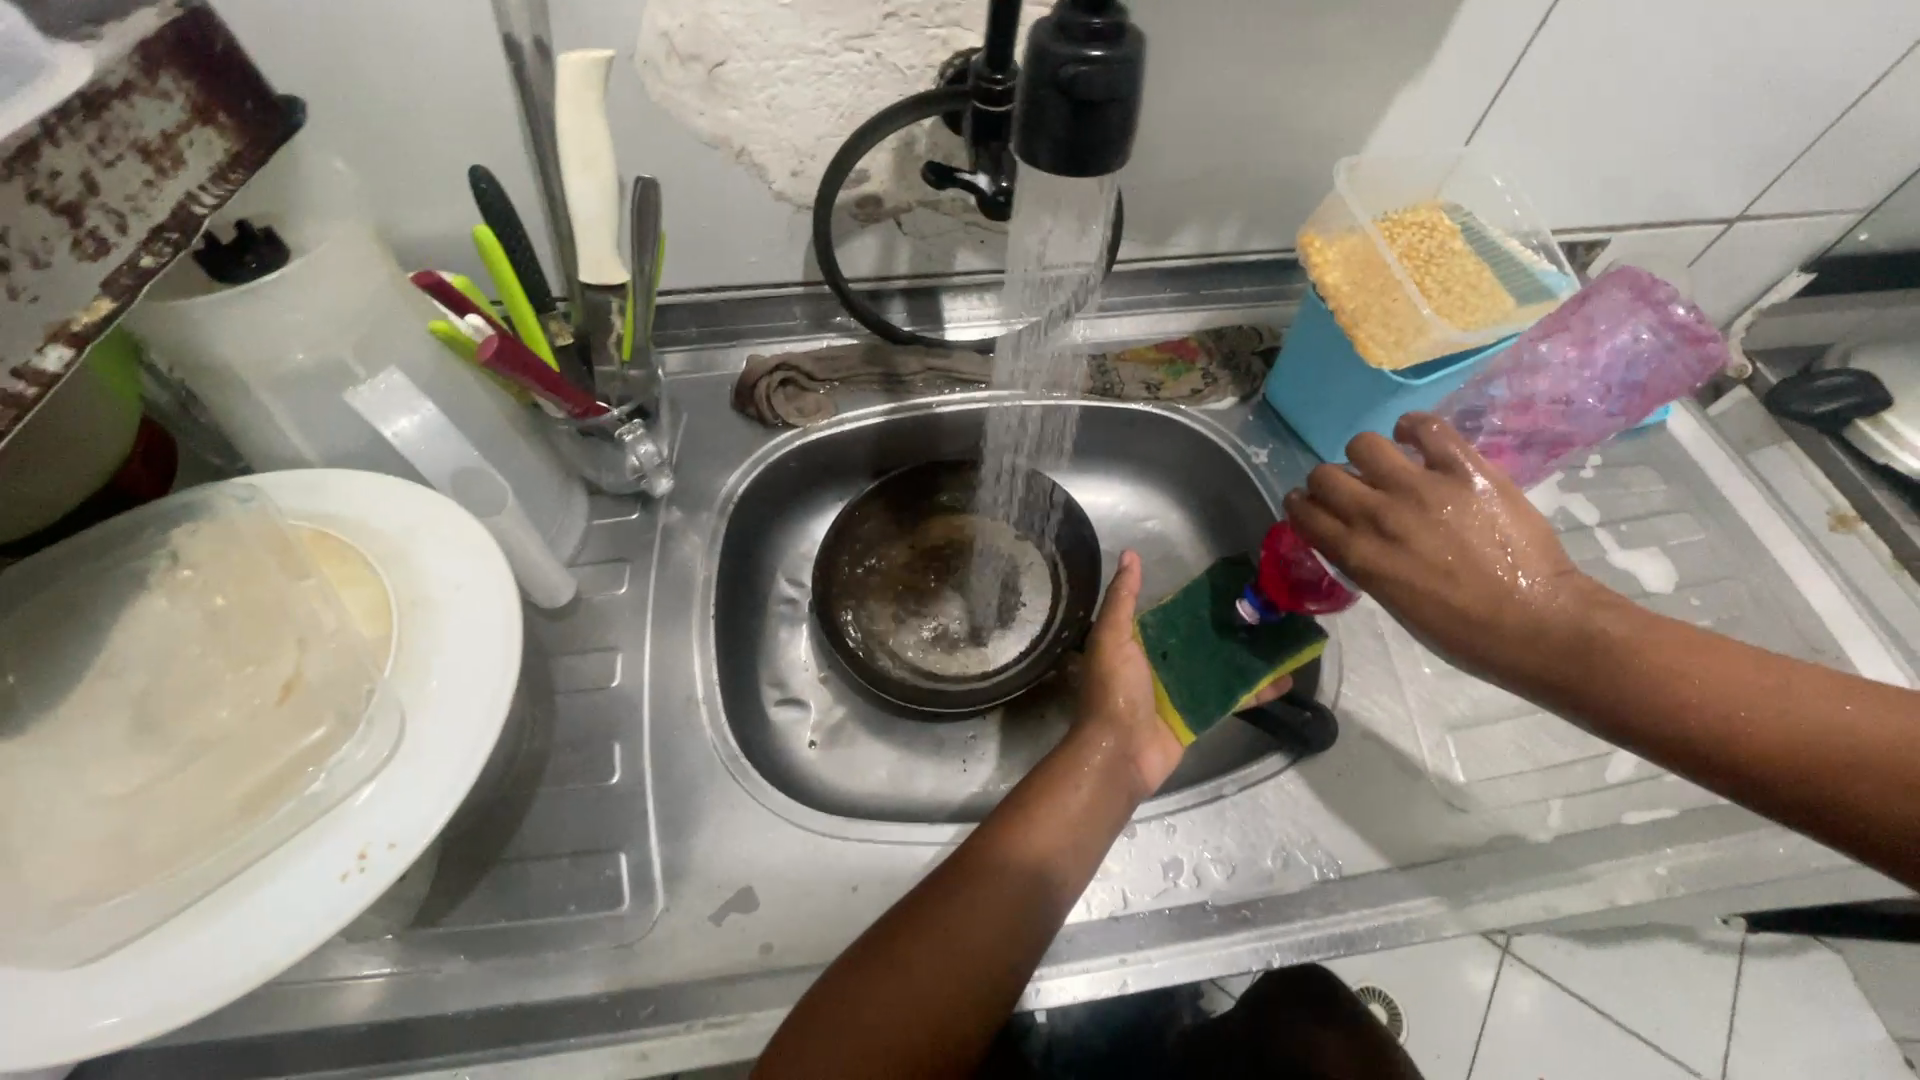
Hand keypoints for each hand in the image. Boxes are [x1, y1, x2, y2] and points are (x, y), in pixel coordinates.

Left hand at [1078, 551, 1289, 797]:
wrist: (1119, 754)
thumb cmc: (1114, 691)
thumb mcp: (1113, 638)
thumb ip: (1122, 598)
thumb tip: (1130, 555)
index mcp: (1136, 642)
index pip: (1170, 614)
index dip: (1197, 600)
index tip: (1231, 583)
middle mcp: (1160, 663)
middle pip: (1200, 640)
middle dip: (1231, 626)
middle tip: (1270, 609)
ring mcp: (1181, 691)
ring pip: (1220, 667)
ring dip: (1250, 656)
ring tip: (1286, 638)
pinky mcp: (1198, 715)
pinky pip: (1231, 698)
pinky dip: (1256, 690)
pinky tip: (1285, 679)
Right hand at [1282, 413, 1599, 680]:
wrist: (1533, 621)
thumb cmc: (1458, 628)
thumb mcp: (1390, 600)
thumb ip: (1363, 560)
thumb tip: (1354, 533)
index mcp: (1357, 553)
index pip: (1304, 512)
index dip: (1303, 506)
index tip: (1313, 506)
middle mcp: (1377, 515)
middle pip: (1324, 475)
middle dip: (1329, 482)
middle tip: (1353, 489)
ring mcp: (1421, 488)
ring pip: (1363, 444)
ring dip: (1367, 455)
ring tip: (1387, 465)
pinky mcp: (1464, 469)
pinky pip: (1427, 428)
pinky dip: (1414, 429)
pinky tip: (1417, 440)